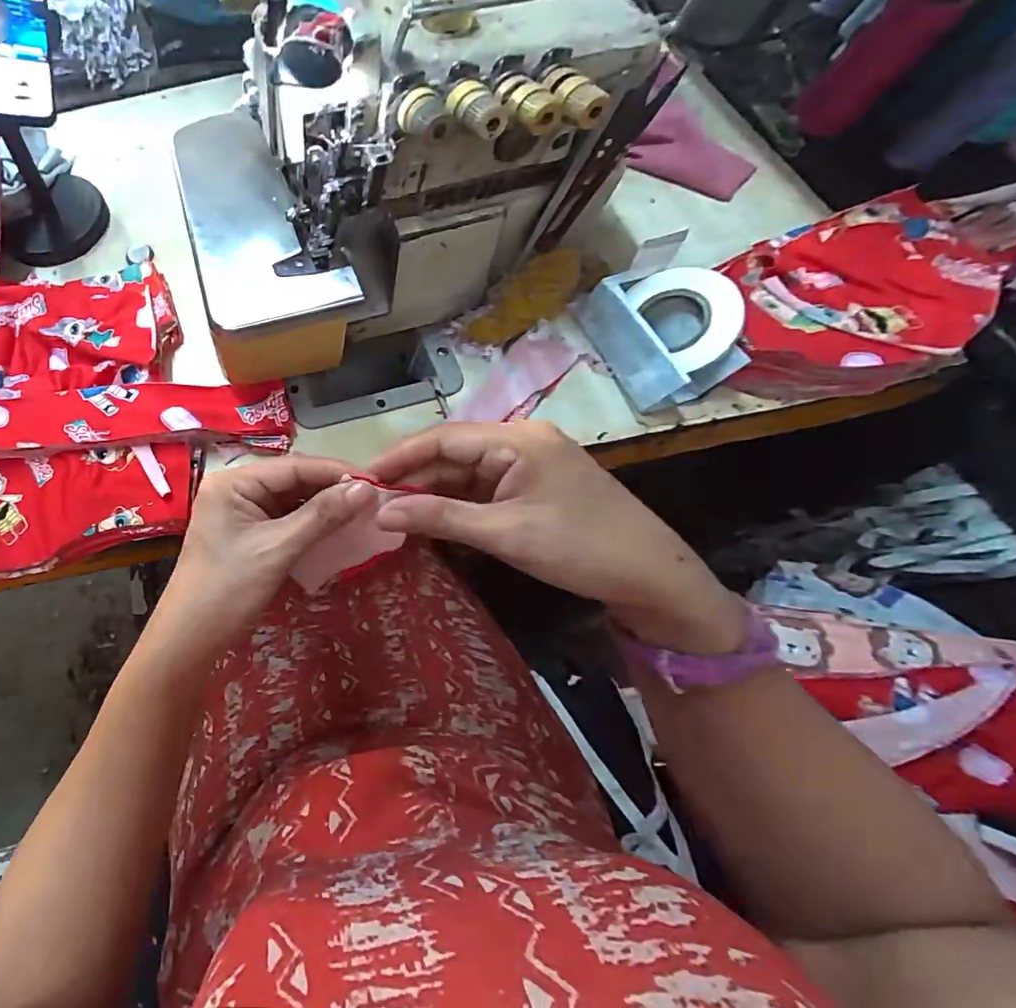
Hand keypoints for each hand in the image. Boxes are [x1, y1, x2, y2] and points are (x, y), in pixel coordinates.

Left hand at [148, 456, 374, 668]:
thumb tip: (366, 489)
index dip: (336, 471)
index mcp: (233, 481)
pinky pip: (285, 519)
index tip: (377, 481)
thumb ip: (322, 516)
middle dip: (332, 488)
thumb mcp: (278, 548)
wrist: (191, 638)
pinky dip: (311, 523)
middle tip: (375, 498)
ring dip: (325, 506)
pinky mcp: (248, 534)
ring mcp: (240, 512)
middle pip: (293, 479)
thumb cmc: (229, 588)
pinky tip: (338, 527)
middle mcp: (235, 488)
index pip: (294, 465)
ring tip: (363, 511)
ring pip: (292, 500)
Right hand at [367, 422, 746, 655]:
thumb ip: (440, 517)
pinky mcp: (533, 488)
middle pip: (451, 454)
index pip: (442, 438)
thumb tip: (380, 512)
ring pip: (464, 474)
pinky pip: (482, 490)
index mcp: (517, 439)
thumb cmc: (580, 547)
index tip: (361, 479)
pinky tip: (429, 521)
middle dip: (412, 479)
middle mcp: (520, 441)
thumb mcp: (505, 533)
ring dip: (431, 494)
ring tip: (390, 515)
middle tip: (370, 505)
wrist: (654, 577)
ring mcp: (528, 465)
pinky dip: (455, 506)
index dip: (398, 457)